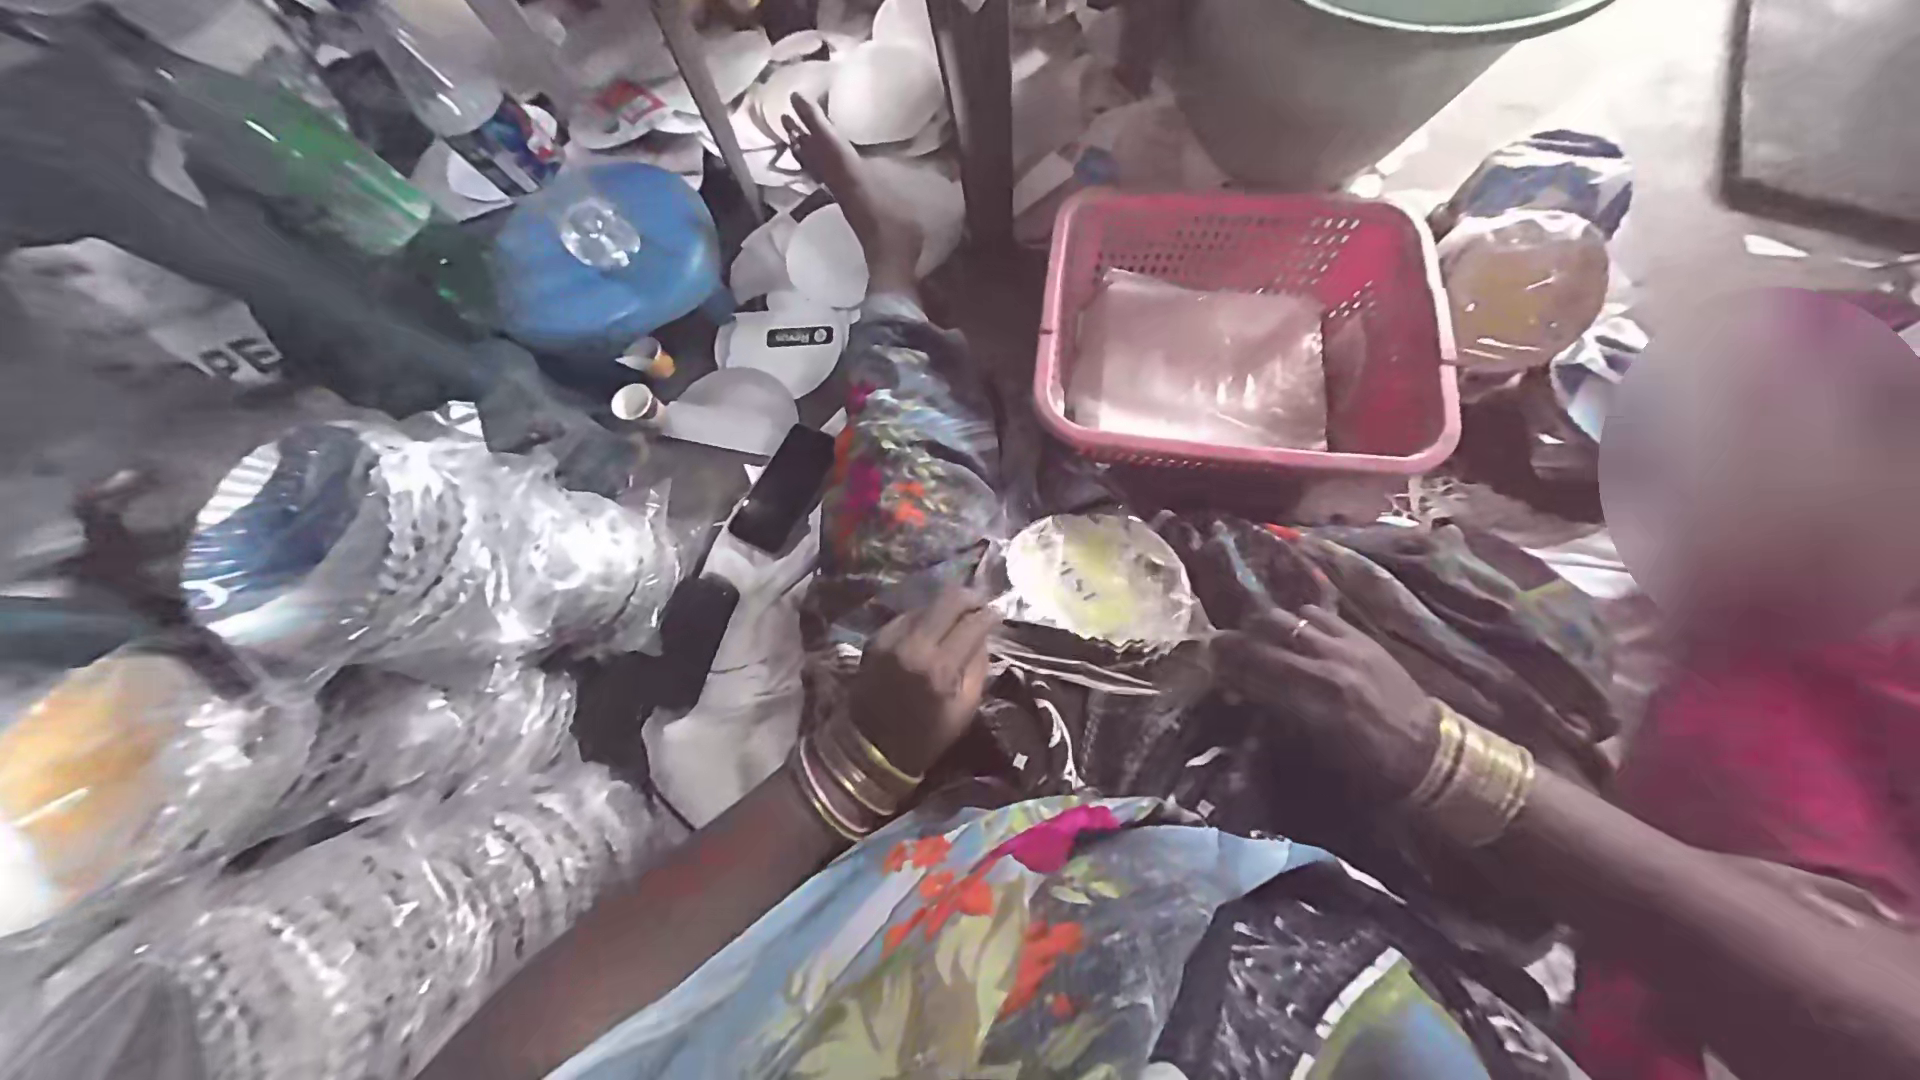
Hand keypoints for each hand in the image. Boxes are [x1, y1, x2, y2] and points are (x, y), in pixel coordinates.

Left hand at [849, 587, 998, 777]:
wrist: (870, 747)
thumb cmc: (926, 735)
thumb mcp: (965, 708)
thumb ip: (978, 666)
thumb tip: (983, 633)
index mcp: (939, 668)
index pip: (972, 624)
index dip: (990, 614)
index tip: (998, 612)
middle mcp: (913, 644)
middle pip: (948, 599)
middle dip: (969, 597)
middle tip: (980, 603)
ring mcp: (891, 637)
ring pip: (927, 604)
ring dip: (946, 607)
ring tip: (957, 615)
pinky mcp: (876, 638)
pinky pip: (907, 616)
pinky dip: (924, 618)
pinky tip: (932, 629)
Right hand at [1213, 605, 1439, 802]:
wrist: (1432, 756)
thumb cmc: (1368, 767)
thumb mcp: (1314, 751)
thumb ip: (1275, 715)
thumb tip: (1238, 693)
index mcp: (1312, 701)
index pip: (1251, 669)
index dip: (1224, 664)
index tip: (1208, 664)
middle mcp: (1324, 666)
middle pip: (1262, 635)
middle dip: (1235, 640)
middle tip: (1221, 647)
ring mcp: (1345, 647)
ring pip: (1287, 617)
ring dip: (1263, 626)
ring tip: (1255, 637)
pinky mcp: (1361, 638)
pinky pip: (1318, 614)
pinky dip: (1299, 620)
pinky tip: (1296, 634)